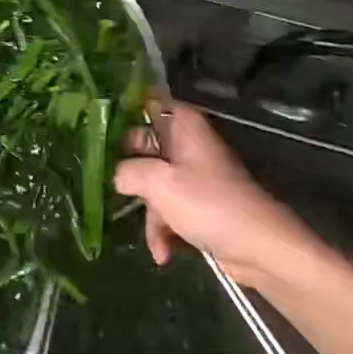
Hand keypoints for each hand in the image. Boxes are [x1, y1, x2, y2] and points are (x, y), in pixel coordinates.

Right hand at [113, 103, 327, 291]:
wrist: (257, 245)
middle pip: (144, 146)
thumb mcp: (160, 184)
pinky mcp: (199, 203)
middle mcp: (187, 143)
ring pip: (154, 183)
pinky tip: (164, 253)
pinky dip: (165, 230)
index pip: (148, 101)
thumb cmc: (207, 203)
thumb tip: (117, 174)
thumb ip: (129, 172)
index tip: (95, 127)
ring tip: (156, 242)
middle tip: (109, 189)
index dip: (123, 110)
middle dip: (128, 173)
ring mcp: (193, 174)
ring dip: (151, 215)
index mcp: (182, 125)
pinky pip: (170, 209)